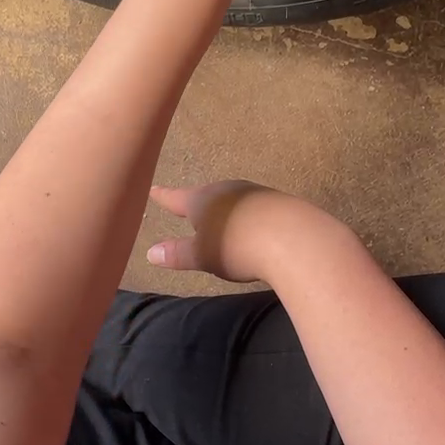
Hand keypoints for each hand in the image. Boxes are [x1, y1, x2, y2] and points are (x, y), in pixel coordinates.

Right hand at [147, 181, 340, 283]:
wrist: (293, 238)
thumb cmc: (237, 246)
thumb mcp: (202, 255)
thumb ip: (178, 253)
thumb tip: (151, 252)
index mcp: (203, 200)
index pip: (177, 198)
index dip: (165, 197)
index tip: (154, 189)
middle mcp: (228, 191)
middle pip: (208, 195)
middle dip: (200, 203)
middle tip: (191, 207)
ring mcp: (256, 194)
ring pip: (234, 200)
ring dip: (228, 210)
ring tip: (224, 222)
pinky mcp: (280, 204)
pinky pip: (257, 210)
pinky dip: (251, 219)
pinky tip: (255, 230)